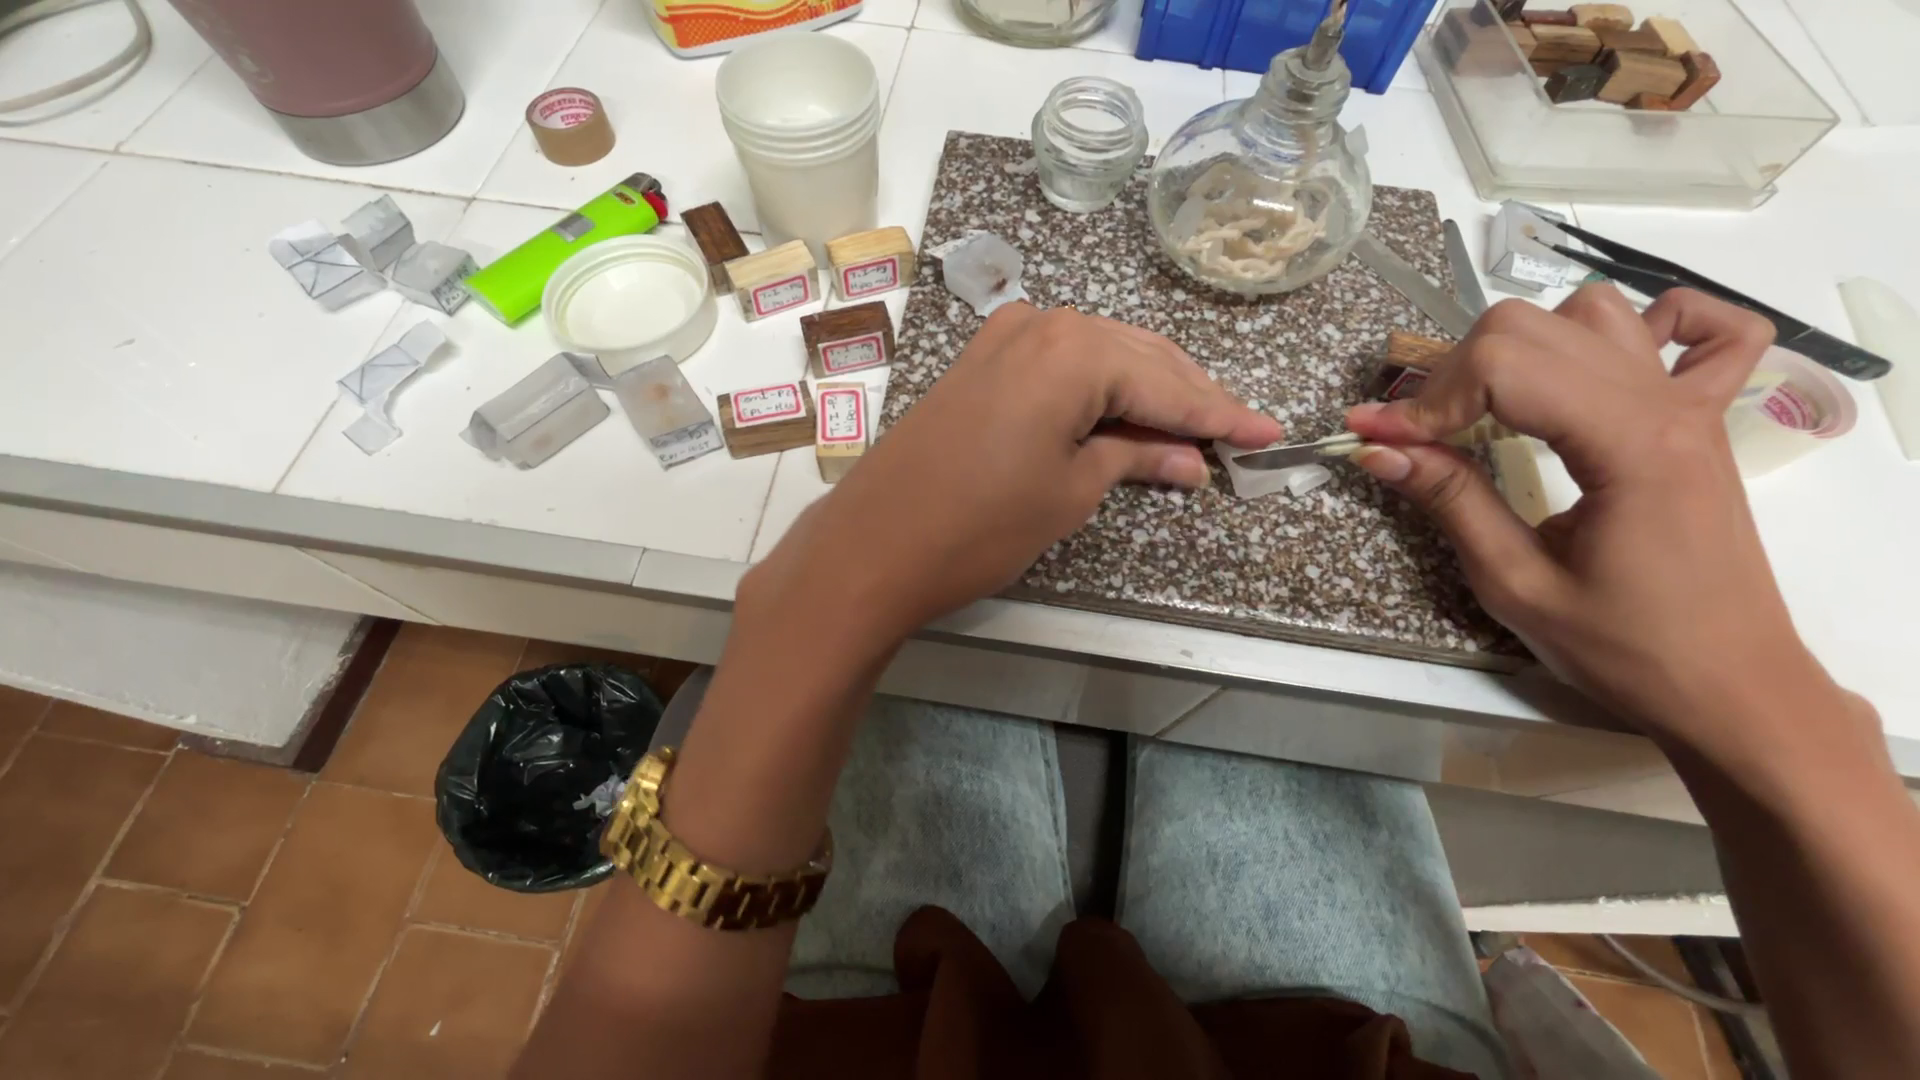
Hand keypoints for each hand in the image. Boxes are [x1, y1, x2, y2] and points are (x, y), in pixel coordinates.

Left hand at [743, 304, 1280, 651]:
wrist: (873, 544)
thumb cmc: (979, 524)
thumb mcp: (1070, 492)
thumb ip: (1135, 459)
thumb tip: (1190, 460)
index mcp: (1074, 349)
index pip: (1168, 382)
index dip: (1221, 414)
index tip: (1267, 434)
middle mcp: (1041, 324)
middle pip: (1137, 358)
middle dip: (1187, 399)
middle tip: (1236, 435)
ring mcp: (1002, 338)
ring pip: (1098, 358)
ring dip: (1143, 392)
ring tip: (1189, 433)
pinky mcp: (979, 362)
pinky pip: (1057, 366)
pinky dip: (1095, 390)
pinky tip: (1122, 415)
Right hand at [1344, 286, 1845, 758]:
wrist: (1730, 687)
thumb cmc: (1623, 648)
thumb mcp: (1514, 582)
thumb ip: (1450, 500)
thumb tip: (1378, 450)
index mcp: (1628, 445)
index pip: (1504, 367)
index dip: (1425, 400)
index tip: (1376, 442)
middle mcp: (1664, 405)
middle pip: (1533, 329)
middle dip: (1452, 375)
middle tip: (1415, 436)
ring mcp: (1691, 406)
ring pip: (1594, 314)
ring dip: (1520, 347)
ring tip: (1483, 405)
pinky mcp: (1702, 421)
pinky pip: (1704, 332)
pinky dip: (1649, 323)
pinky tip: (1597, 365)